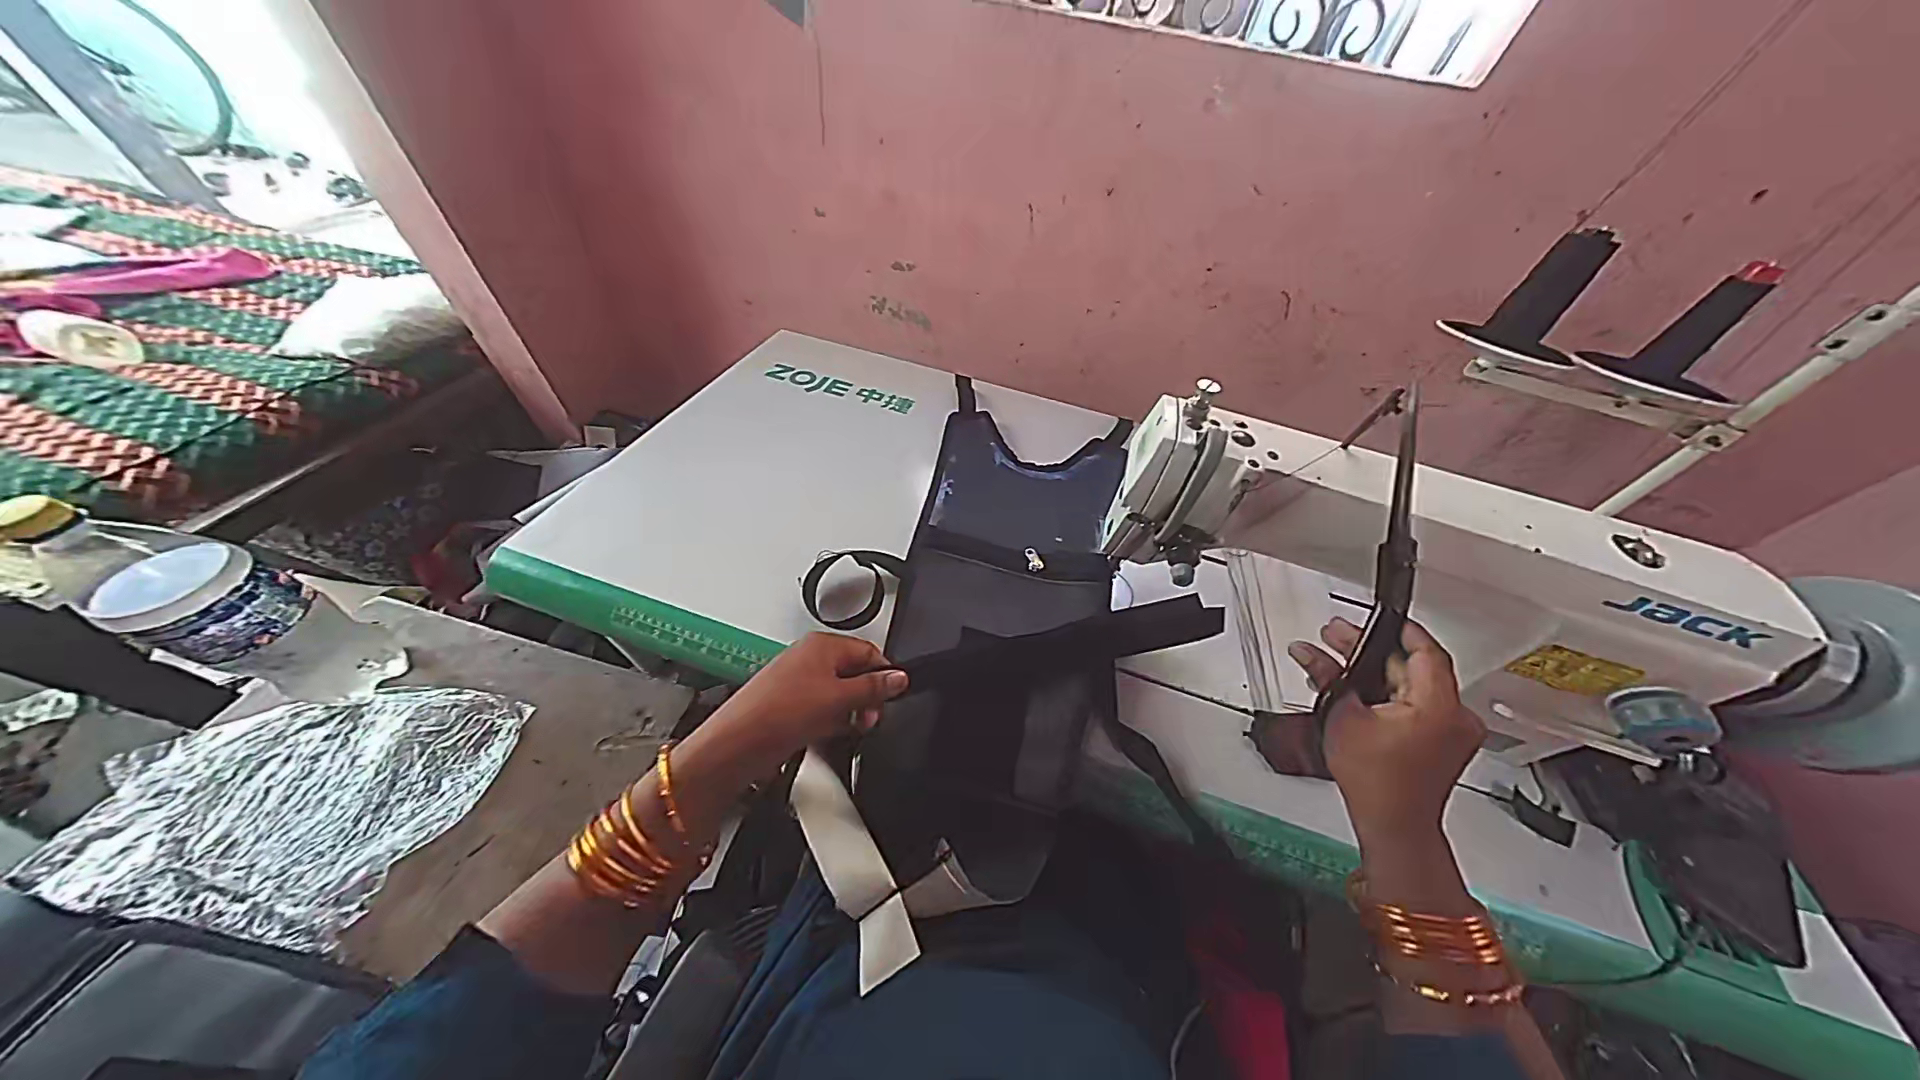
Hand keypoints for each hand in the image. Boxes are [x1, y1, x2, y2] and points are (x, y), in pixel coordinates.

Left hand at [693, 632, 908, 781]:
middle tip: (868, 716)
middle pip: (854, 672)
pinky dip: (829, 722)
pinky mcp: (790, 706)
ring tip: (846, 728)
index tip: (892, 695)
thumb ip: (873, 688)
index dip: (884, 674)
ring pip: (839, 694)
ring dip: (848, 713)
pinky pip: (821, 710)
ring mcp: (798, 683)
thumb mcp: (839, 699)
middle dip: (866, 697)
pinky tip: (826, 735)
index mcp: (821, 645)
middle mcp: (809, 659)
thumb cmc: (776, 712)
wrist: (737, 745)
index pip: (868, 651)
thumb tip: (898, 678)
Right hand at [1287, 617, 1483, 843]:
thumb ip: (1329, 676)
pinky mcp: (1446, 741)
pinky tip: (1359, 692)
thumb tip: (1310, 652)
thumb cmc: (1375, 781)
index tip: (1379, 618)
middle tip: (1338, 638)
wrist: (1393, 822)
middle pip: (1412, 666)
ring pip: (1413, 685)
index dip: (1399, 630)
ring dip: (1377, 673)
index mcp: (1439, 706)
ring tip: (1341, 666)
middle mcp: (1457, 717)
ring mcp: (1455, 730)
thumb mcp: (1342, 717)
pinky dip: (1390, 695)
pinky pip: (1419, 704)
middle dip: (1371, 652)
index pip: (1425, 651)